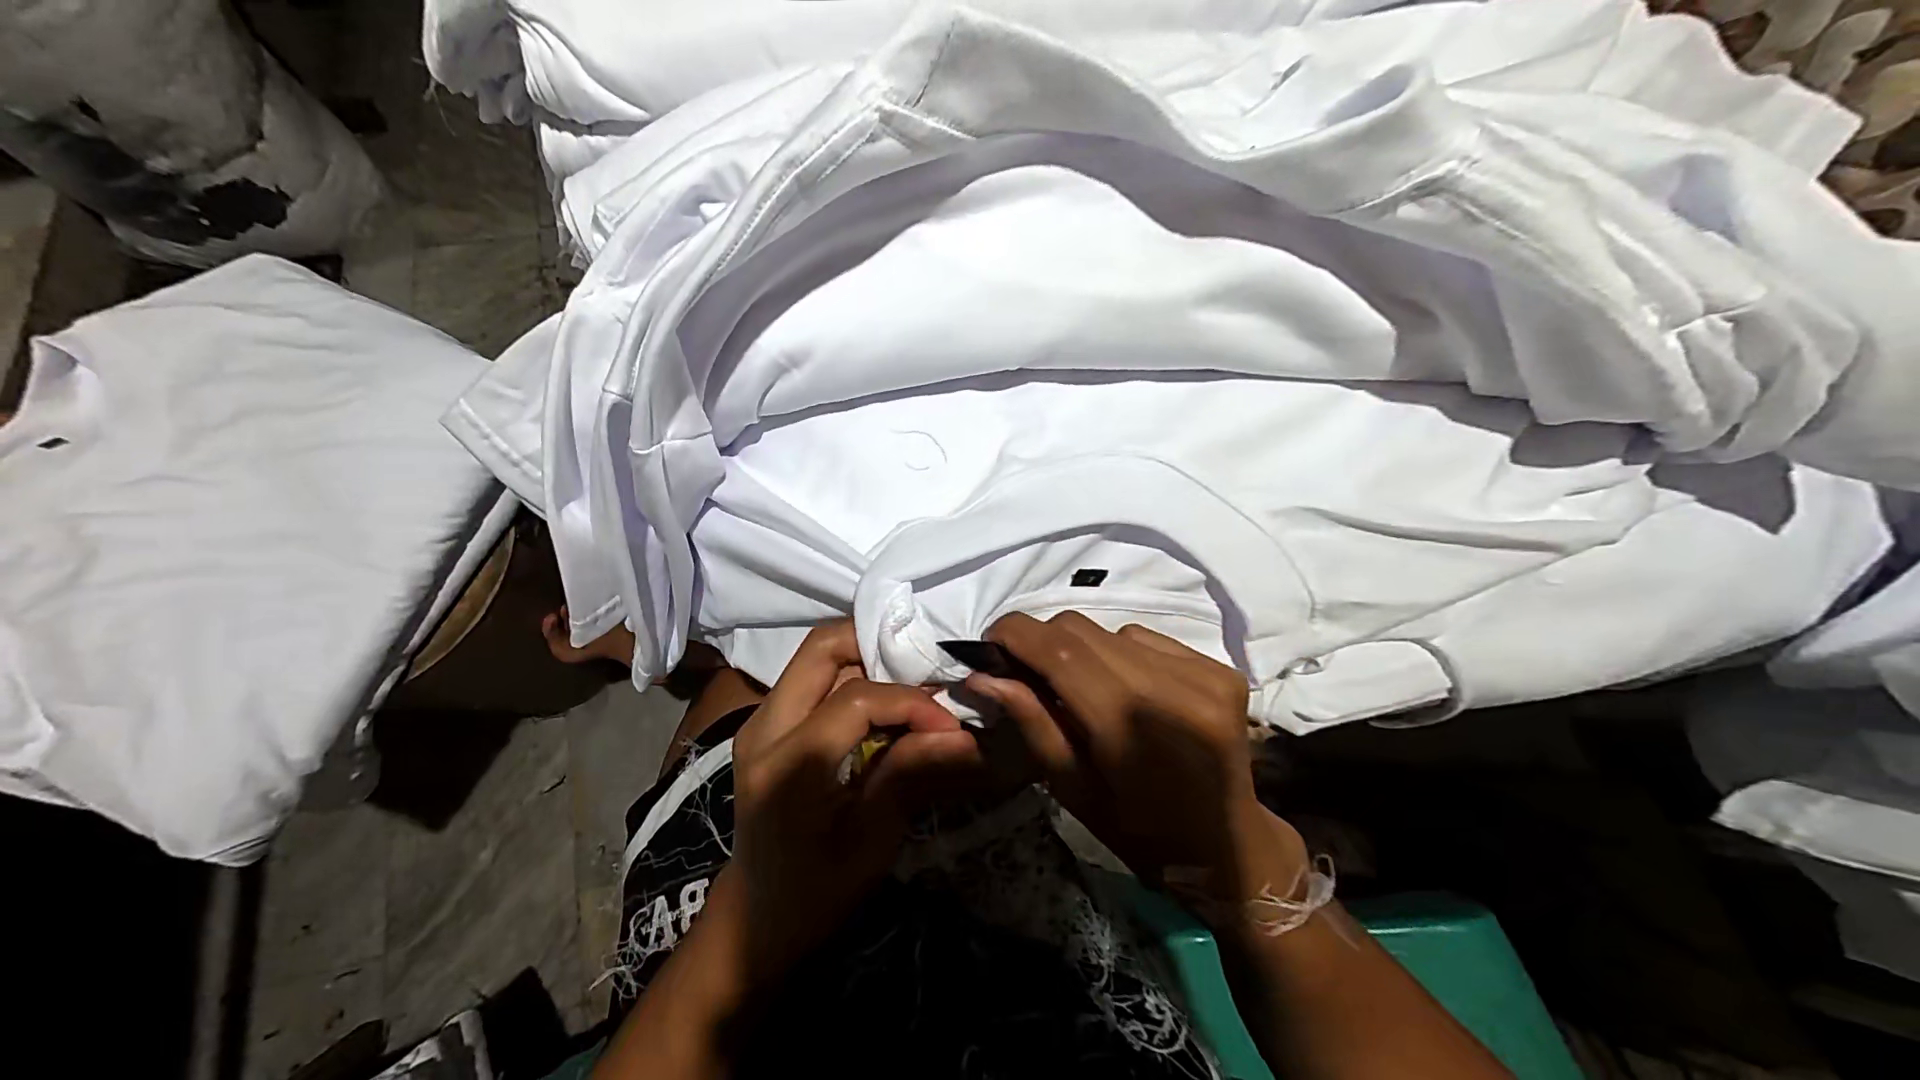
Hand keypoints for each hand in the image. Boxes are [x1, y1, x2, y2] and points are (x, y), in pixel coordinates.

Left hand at [723, 620, 987, 981]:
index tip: (949, 724)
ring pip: (817, 655)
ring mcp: (760, 720)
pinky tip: (884, 701)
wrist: (757, 914)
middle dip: (880, 646)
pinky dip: (853, 674)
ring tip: (911, 686)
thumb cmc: (816, 891)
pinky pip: (813, 676)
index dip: (910, 702)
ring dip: (868, 657)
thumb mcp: (871, 841)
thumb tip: (965, 736)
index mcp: (787, 765)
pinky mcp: (767, 722)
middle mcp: (764, 728)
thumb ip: (909, 773)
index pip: (855, 699)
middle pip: (822, 648)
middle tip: (926, 675)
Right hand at [971, 612, 1306, 905]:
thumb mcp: (1074, 790)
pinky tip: (1129, 688)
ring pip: (1114, 631)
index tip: (991, 639)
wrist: (1228, 846)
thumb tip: (983, 675)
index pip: (1061, 650)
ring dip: (1085, 650)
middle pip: (1083, 630)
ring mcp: (1204, 674)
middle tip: (1029, 670)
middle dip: (1043, 640)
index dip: (1017, 634)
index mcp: (1130, 725)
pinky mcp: (1222, 669)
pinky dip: (1124, 655)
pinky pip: (1149, 640)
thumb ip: (1032, 724)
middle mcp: (1172, 687)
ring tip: (1086, 688)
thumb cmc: (1140, 832)